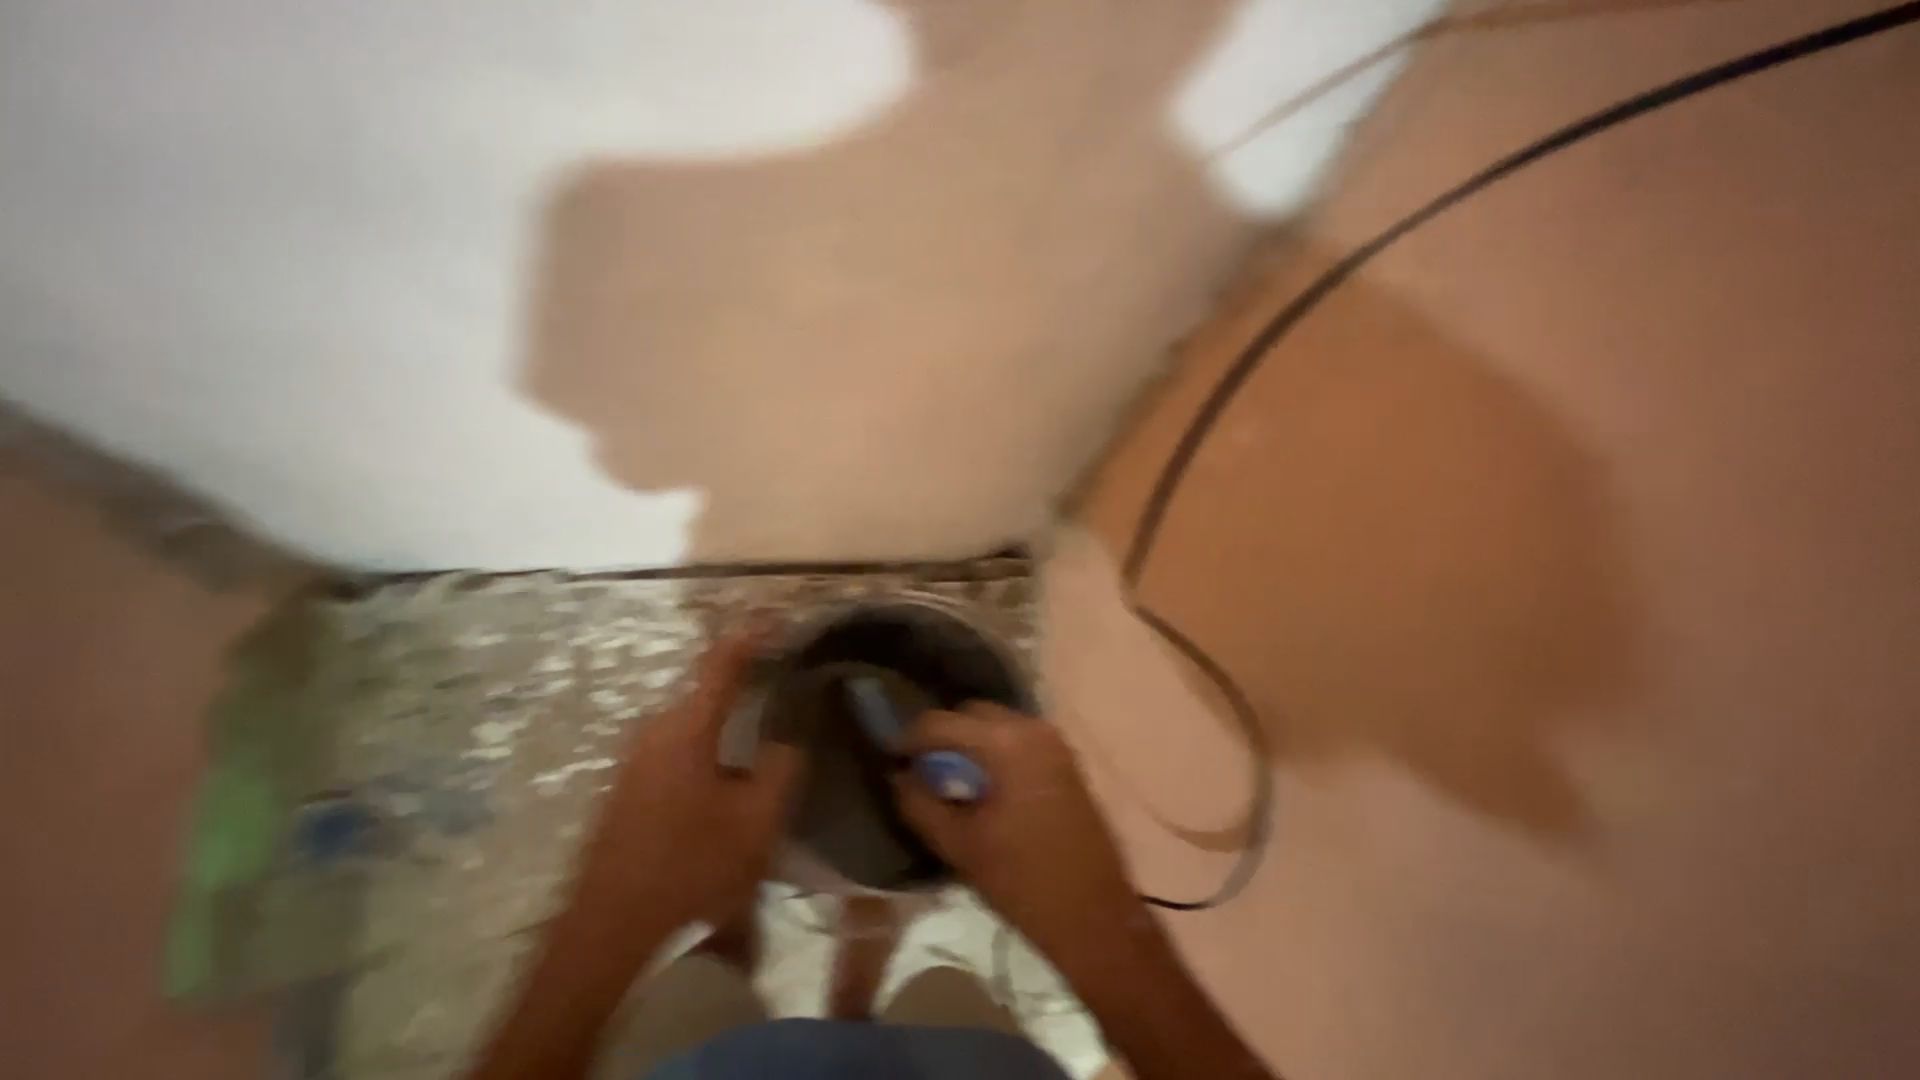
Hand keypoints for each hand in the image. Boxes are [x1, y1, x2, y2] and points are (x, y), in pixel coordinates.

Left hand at [570, 629, 804, 935]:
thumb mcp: (756, 822)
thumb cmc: (690, 870)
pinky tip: (727, 779)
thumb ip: (780, 768)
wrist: (607, 933)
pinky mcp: (624, 791)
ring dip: (726, 723)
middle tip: (784, 687)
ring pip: (691, 725)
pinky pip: (676, 750)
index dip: (751, 636)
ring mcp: (632, 762)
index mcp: (686, 728)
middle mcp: (653, 732)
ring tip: (763, 734)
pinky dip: (707, 748)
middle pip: (705, 692)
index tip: (779, 620)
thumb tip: (785, 737)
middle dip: (744, 683)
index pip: (722, 663)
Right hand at [892, 703, 1138, 948]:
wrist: (1095, 915)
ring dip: (969, 744)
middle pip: (971, 714)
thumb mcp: (959, 845)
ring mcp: (1055, 742)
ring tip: (948, 780)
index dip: (908, 739)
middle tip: (919, 770)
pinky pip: (1018, 741)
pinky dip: (994, 753)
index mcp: (1006, 742)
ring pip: (996, 725)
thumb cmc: (1023, 881)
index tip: (890, 761)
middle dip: (941, 736)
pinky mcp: (1066, 761)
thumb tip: (899, 776)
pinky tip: (982, 787)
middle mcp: (1033, 728)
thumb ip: (919, 803)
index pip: (940, 722)